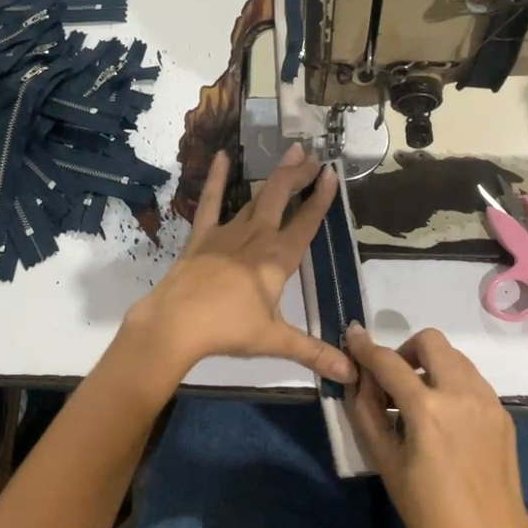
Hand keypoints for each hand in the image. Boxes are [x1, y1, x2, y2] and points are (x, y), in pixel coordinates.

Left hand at [125, 145, 354, 384]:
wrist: (177, 322)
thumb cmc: (228, 329)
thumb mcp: (274, 340)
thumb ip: (314, 353)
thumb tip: (350, 372)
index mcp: (277, 259)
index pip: (306, 222)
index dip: (321, 198)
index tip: (333, 174)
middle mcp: (255, 238)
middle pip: (280, 197)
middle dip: (298, 175)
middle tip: (313, 155)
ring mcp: (226, 233)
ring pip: (254, 197)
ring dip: (273, 176)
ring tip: (289, 154)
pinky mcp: (201, 236)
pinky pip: (209, 202)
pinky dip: (215, 178)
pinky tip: (221, 156)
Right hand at [344, 325, 527, 527]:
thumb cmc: (430, 511)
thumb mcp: (386, 463)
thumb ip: (368, 413)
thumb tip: (359, 379)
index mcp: (427, 409)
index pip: (388, 362)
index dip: (365, 348)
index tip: (352, 337)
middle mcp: (461, 393)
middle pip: (430, 341)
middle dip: (404, 350)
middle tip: (392, 380)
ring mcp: (487, 401)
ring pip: (454, 357)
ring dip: (429, 365)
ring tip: (416, 401)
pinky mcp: (502, 413)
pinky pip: (471, 380)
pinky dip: (450, 383)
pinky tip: (442, 419)